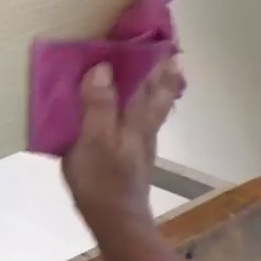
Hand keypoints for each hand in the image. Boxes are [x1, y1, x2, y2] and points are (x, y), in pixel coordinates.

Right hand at [61, 58, 184, 232]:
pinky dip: (139, 100)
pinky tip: (130, 99)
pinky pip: (136, 115)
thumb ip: (98, 104)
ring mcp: (136, 139)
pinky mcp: (126, 148)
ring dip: (153, 85)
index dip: (158, 67)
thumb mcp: (93, 138)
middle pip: (157, 96)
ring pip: (150, 105)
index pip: (151, 88)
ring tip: (155, 68)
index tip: (164, 44)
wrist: (112, 216)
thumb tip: (103, 68)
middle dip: (162, 74)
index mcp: (136, 122)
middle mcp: (142, 128)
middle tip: (166, 51)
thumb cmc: (100, 175)